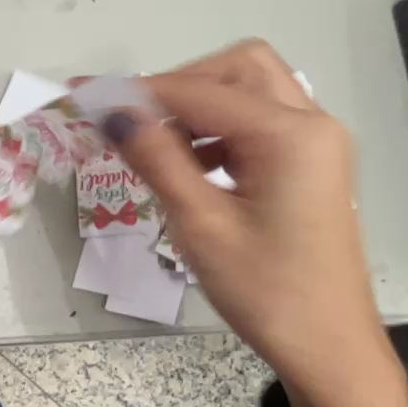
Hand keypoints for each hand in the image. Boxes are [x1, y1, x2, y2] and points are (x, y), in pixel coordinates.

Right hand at [108, 40, 407, 406]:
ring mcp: (314, 143)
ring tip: (149, 147)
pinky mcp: (306, 165)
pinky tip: (185, 166)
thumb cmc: (260, 288)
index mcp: (289, 135)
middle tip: (126, 122)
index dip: (139, 91)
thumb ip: (158, 162)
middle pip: (239, 69)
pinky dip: (215, 130)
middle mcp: (310, 123)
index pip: (202, 92)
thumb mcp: (199, 224)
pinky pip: (257, 125)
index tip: (84, 94)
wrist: (323, 338)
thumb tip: (115, 116)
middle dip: (177, 84)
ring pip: (251, 92)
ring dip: (196, 106)